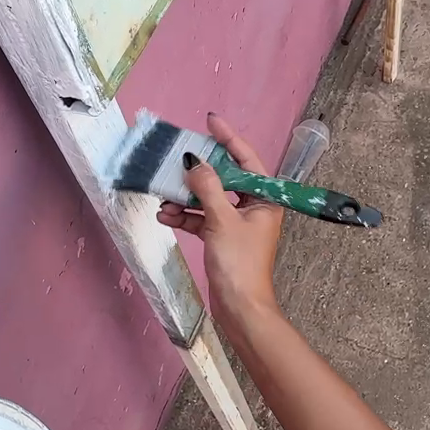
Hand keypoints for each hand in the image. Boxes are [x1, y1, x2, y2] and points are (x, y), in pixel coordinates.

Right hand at [156, 113, 285, 324]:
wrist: (240, 309)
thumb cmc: (239, 263)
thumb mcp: (222, 221)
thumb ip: (208, 188)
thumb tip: (195, 162)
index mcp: (264, 199)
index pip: (246, 159)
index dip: (228, 138)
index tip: (210, 120)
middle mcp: (253, 207)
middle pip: (224, 178)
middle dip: (199, 172)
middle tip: (178, 158)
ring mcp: (237, 223)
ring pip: (209, 199)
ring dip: (186, 198)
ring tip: (164, 197)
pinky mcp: (222, 239)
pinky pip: (202, 219)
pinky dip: (185, 217)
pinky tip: (166, 216)